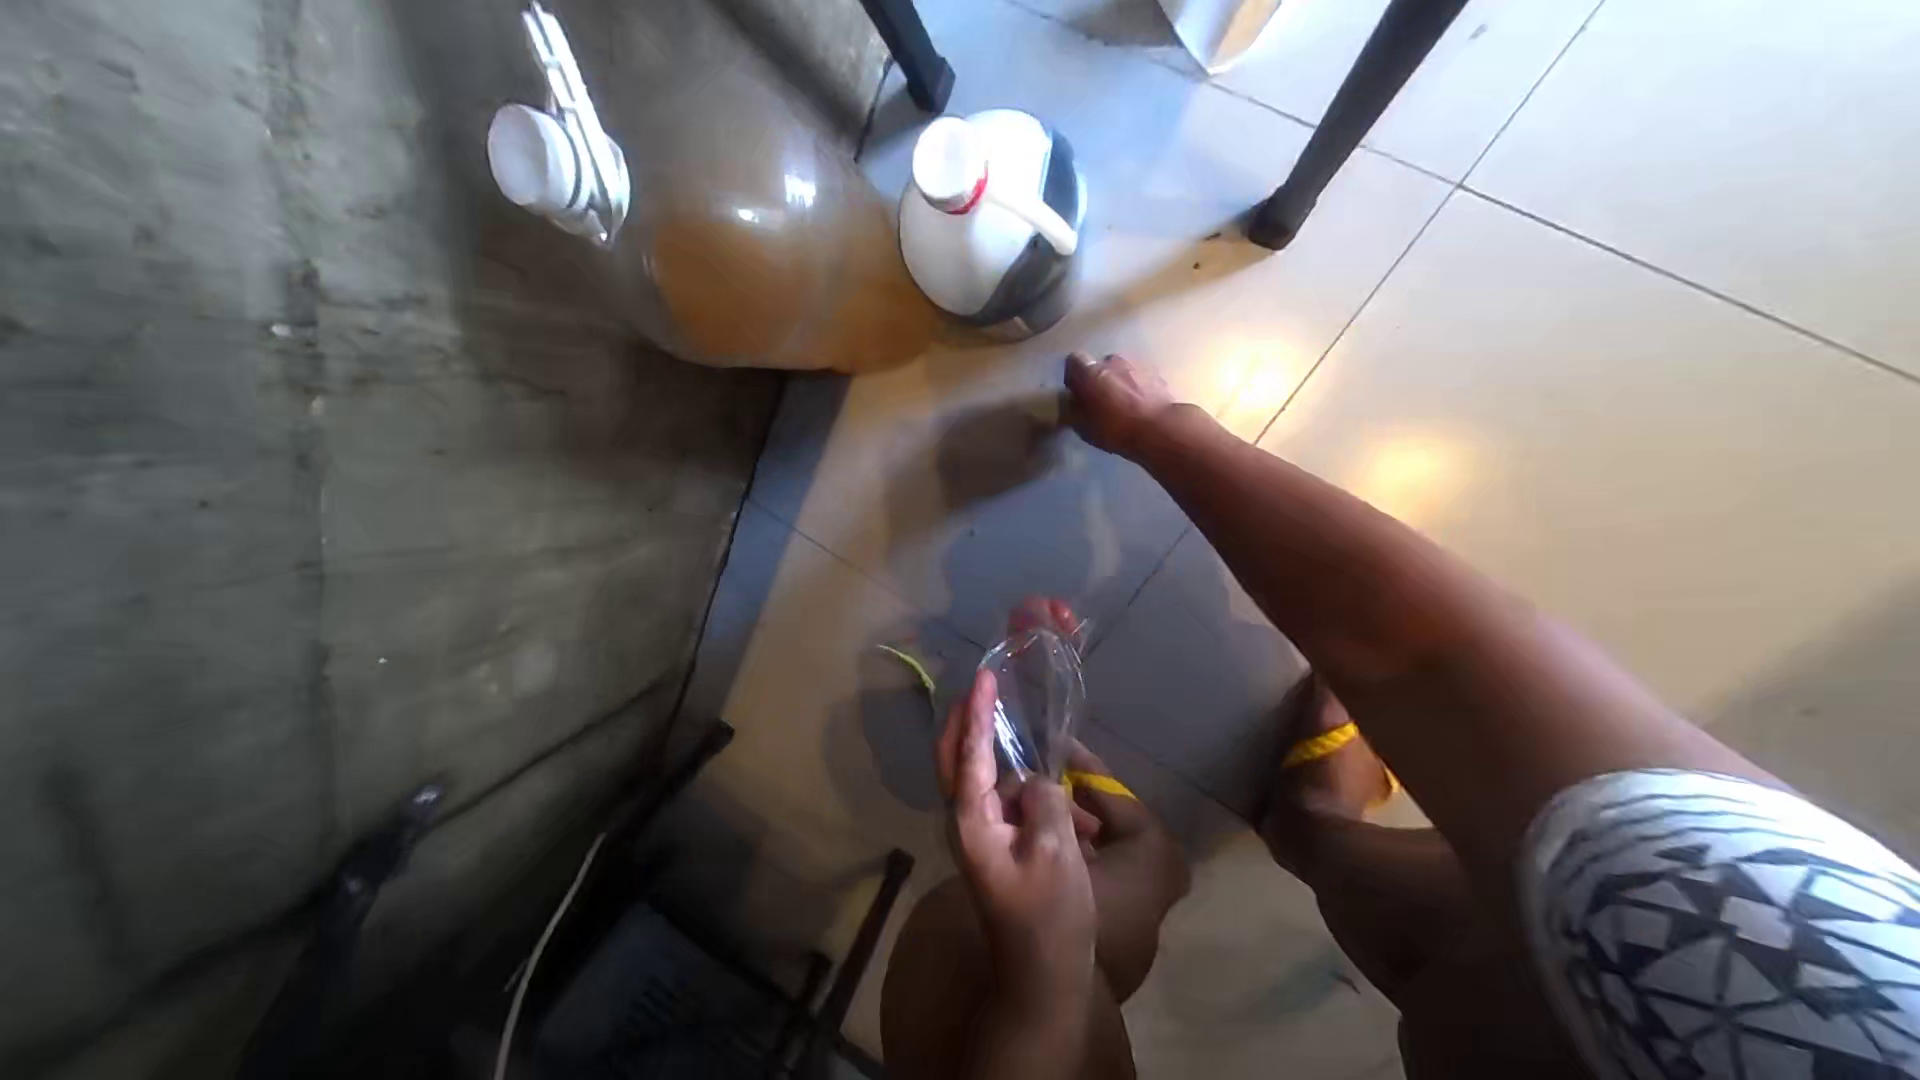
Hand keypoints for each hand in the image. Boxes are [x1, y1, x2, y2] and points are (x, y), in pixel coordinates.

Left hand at [937, 669, 1096, 1006]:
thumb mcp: (1055, 850)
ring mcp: (980, 833)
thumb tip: (1036, 778)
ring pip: (992, 781)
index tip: (983, 675)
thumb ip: (1044, 798)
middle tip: (985, 688)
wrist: (1042, 978)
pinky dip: (1036, 796)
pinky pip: (1012, 803)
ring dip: (1022, 771)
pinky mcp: (998, 845)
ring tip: (1071, 796)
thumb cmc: (1048, 916)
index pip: (969, 752)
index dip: (976, 711)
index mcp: (971, 820)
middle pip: (957, 758)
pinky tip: (1075, 811)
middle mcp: (966, 821)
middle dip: (968, 720)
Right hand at [1063, 351, 1176, 459]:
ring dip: (1119, 381)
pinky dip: (1137, 386)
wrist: (1160, 429)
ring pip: (1121, 369)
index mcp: (1090, 372)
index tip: (1076, 393)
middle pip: (1099, 364)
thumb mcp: (1084, 428)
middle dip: (1098, 379)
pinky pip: (1139, 376)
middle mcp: (1112, 361)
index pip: (1073, 361)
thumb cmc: (1116, 429)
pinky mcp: (1157, 372)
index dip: (1073, 376)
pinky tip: (1140, 405)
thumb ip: (1074, 411)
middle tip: (1100, 401)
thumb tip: (1071, 404)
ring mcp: (1137, 364)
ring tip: (1123, 404)